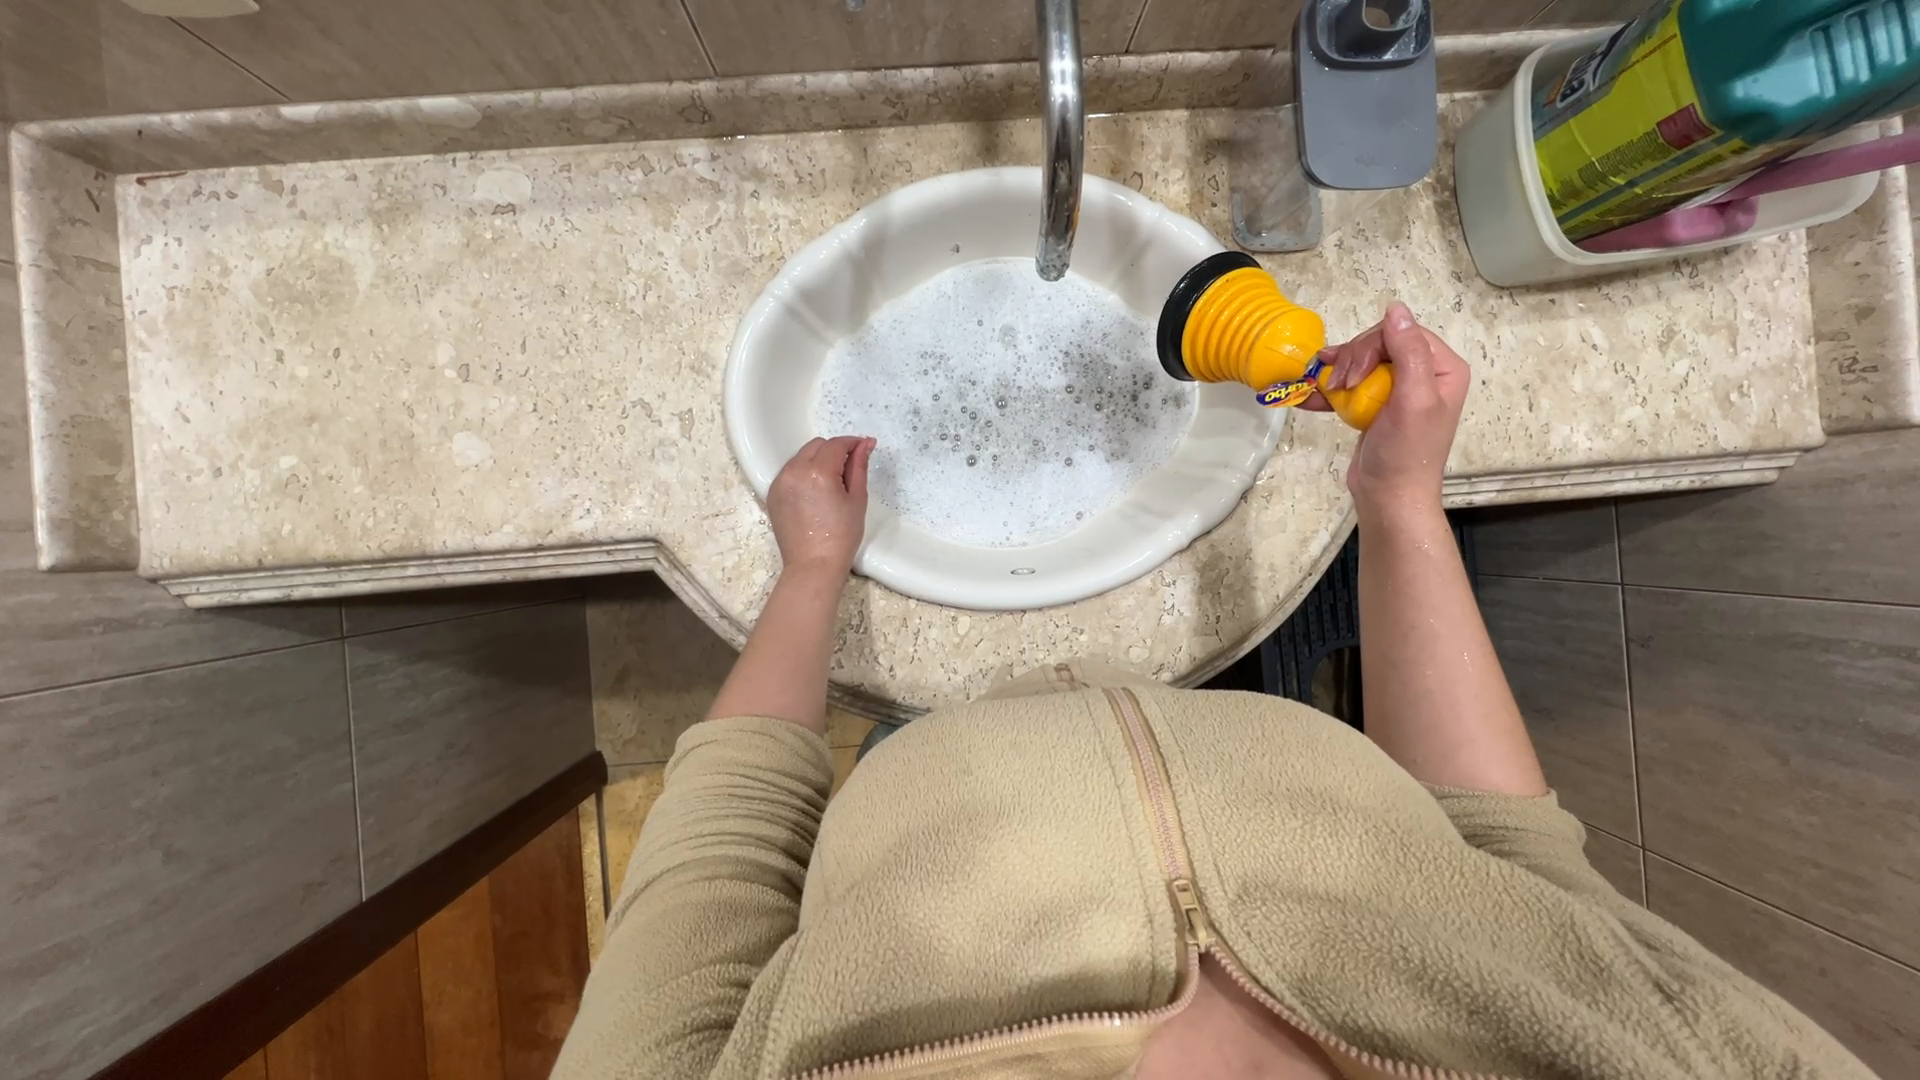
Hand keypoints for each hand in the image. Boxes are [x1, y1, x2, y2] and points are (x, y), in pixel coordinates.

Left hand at [767, 435, 875, 577]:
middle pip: (816, 446)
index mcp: (818, 472)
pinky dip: (803, 474)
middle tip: (848, 470)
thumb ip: (859, 466)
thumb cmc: (841, 537)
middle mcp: (794, 472)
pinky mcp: (773, 494)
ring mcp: (780, 483)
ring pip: (801, 457)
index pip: (836, 445)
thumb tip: (865, 444)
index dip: (852, 443)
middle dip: (834, 451)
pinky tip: (815, 493)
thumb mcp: (857, 499)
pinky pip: (790, 472)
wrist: (814, 565)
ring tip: (831, 484)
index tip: (863, 448)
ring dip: (818, 461)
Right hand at [1307, 302, 1468, 519]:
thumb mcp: (1413, 400)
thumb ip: (1408, 352)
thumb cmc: (1405, 453)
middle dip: (1352, 360)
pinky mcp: (1373, 406)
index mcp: (1442, 369)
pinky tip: (1310, 395)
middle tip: (1337, 386)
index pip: (1402, 334)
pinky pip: (1349, 384)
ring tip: (1323, 390)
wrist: (1388, 496)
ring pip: (1360, 362)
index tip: (1351, 376)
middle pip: (1379, 345)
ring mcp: (1396, 390)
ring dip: (1337, 372)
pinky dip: (1328, 389)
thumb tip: (1395, 309)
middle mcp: (1423, 375)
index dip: (1371, 346)